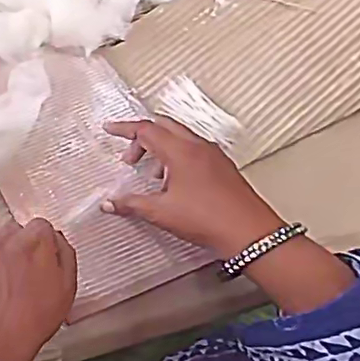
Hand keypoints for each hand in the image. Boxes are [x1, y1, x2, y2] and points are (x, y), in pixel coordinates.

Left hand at [0, 218, 76, 360]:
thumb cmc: (33, 319)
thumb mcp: (68, 287)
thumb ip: (65, 254)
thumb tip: (57, 240)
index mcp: (37, 240)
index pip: (42, 225)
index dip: (44, 244)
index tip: (42, 259)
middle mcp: (9, 237)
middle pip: (19, 230)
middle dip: (23, 246)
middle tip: (25, 273)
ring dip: (4, 253)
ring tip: (7, 281)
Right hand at [100, 118, 283, 256]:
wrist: (249, 233)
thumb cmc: (209, 219)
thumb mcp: (160, 212)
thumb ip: (131, 204)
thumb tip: (110, 203)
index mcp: (181, 152)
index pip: (146, 130)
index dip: (124, 128)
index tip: (110, 129)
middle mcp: (198, 147)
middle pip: (163, 126)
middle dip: (141, 137)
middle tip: (129, 157)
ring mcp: (213, 155)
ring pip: (179, 137)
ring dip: (159, 148)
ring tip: (150, 174)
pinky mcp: (222, 166)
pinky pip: (193, 149)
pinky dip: (176, 156)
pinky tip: (172, 181)